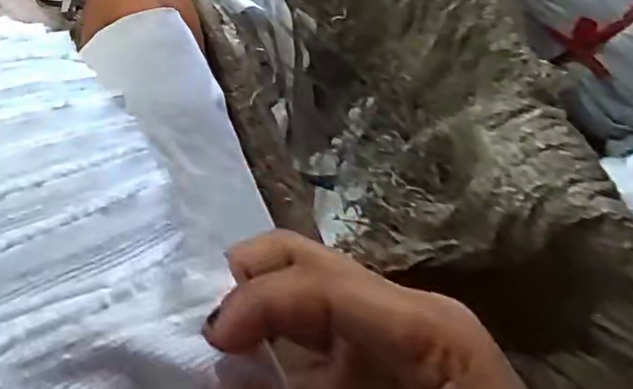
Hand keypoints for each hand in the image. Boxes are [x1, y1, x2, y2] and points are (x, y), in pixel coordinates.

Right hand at [205, 230, 522, 388]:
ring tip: (219, 340)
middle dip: (247, 280)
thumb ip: (304, 388)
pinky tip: (250, 360)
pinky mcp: (374, 356)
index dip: (257, 298)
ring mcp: (387, 329)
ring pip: (299, 286)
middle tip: (208, 324)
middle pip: (303, 257)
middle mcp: (400, 306)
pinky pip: (310, 331)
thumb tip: (228, 370)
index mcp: (424, 319)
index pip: (320, 279)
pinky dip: (273, 340)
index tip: (211, 339)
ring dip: (254, 308)